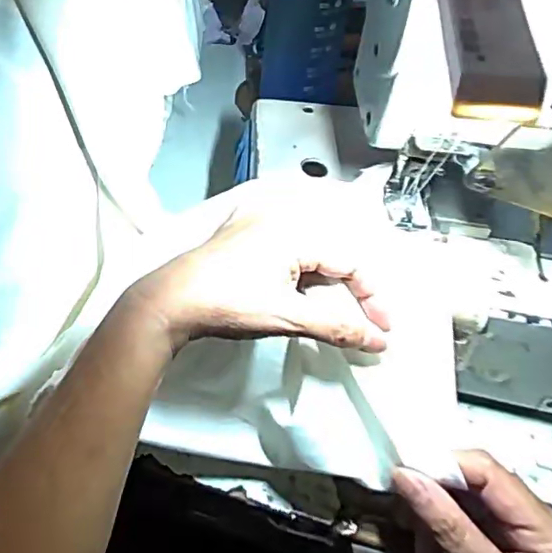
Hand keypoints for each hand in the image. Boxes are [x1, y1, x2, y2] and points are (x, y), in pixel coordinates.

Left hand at [121, 205, 390, 353]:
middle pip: (331, 248)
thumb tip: (373, 338)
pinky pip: (285, 236)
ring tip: (326, 304)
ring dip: (324, 273)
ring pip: (309, 241)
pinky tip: (296, 281)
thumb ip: (336, 326)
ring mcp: (255, 218)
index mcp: (293, 229)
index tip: (379, 326)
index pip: (349, 261)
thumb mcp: (288, 316)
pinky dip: (300, 260)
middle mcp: (276, 214)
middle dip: (349, 284)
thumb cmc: (224, 301)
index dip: (370, 297)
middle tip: (359, 316)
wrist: (172, 299)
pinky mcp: (240, 228)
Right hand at [392, 452, 551, 552]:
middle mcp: (548, 527)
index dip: (443, 464)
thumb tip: (406, 476)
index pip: (490, 472)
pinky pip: (478, 528)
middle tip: (403, 514)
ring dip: (437, 517)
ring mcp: (536, 543)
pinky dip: (449, 534)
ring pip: (473, 505)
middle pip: (479, 484)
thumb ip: (454, 532)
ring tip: (420, 547)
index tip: (402, 476)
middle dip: (436, 494)